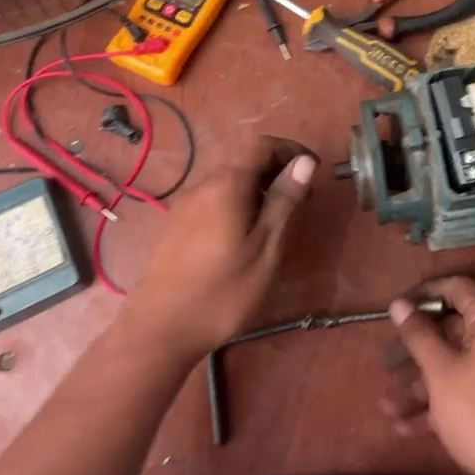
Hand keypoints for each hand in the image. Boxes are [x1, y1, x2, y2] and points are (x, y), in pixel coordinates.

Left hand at [124, 136, 315, 357]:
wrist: (160, 329)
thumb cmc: (223, 291)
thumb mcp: (266, 247)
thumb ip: (284, 201)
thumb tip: (304, 162)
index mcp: (228, 185)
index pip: (262, 145)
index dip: (291, 150)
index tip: (314, 169)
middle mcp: (203, 185)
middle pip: (244, 161)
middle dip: (276, 170)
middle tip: (301, 199)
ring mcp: (185, 205)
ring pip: (228, 182)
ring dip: (257, 188)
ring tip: (276, 220)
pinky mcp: (176, 225)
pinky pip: (213, 199)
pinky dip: (237, 202)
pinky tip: (243, 236)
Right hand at [381, 276, 474, 474]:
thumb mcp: (442, 372)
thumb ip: (418, 335)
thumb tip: (399, 304)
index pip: (455, 287)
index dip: (423, 293)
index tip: (394, 308)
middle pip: (450, 329)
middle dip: (414, 349)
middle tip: (385, 362)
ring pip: (453, 364)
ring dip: (419, 384)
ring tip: (386, 406)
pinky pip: (464, 389)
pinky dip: (438, 404)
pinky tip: (405, 427)